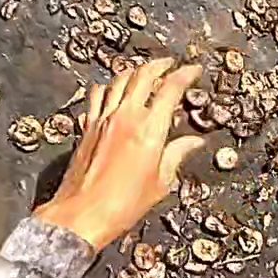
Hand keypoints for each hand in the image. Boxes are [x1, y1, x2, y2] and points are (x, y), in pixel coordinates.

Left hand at [34, 57, 205, 249]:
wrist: (82, 214)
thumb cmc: (123, 204)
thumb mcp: (160, 182)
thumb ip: (176, 155)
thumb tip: (193, 142)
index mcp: (149, 129)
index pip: (171, 88)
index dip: (185, 74)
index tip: (194, 70)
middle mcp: (125, 117)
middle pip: (143, 75)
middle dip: (160, 65)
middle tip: (170, 64)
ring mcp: (103, 119)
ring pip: (119, 80)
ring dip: (134, 72)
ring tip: (144, 72)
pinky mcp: (87, 127)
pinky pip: (97, 96)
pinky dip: (108, 87)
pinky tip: (112, 90)